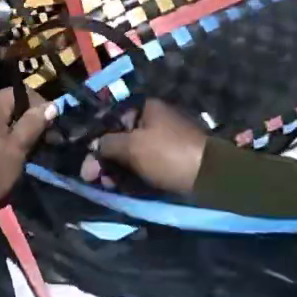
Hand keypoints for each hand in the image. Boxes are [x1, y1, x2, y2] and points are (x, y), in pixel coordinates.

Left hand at [0, 89, 50, 203]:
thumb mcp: (17, 148)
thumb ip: (33, 123)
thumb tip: (51, 105)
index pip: (18, 92)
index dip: (38, 105)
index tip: (51, 125)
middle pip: (6, 105)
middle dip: (26, 119)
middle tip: (43, 140)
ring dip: (11, 129)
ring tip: (25, 149)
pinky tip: (4, 153)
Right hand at [81, 99, 206, 194]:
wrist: (209, 177)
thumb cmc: (167, 154)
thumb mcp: (131, 146)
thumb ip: (107, 144)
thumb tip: (94, 147)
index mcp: (146, 108)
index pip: (111, 120)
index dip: (96, 141)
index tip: (87, 163)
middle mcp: (155, 120)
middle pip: (121, 138)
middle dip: (105, 159)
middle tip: (94, 180)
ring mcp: (165, 140)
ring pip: (132, 154)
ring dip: (118, 170)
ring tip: (109, 187)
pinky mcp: (172, 159)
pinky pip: (145, 165)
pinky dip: (133, 175)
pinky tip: (124, 187)